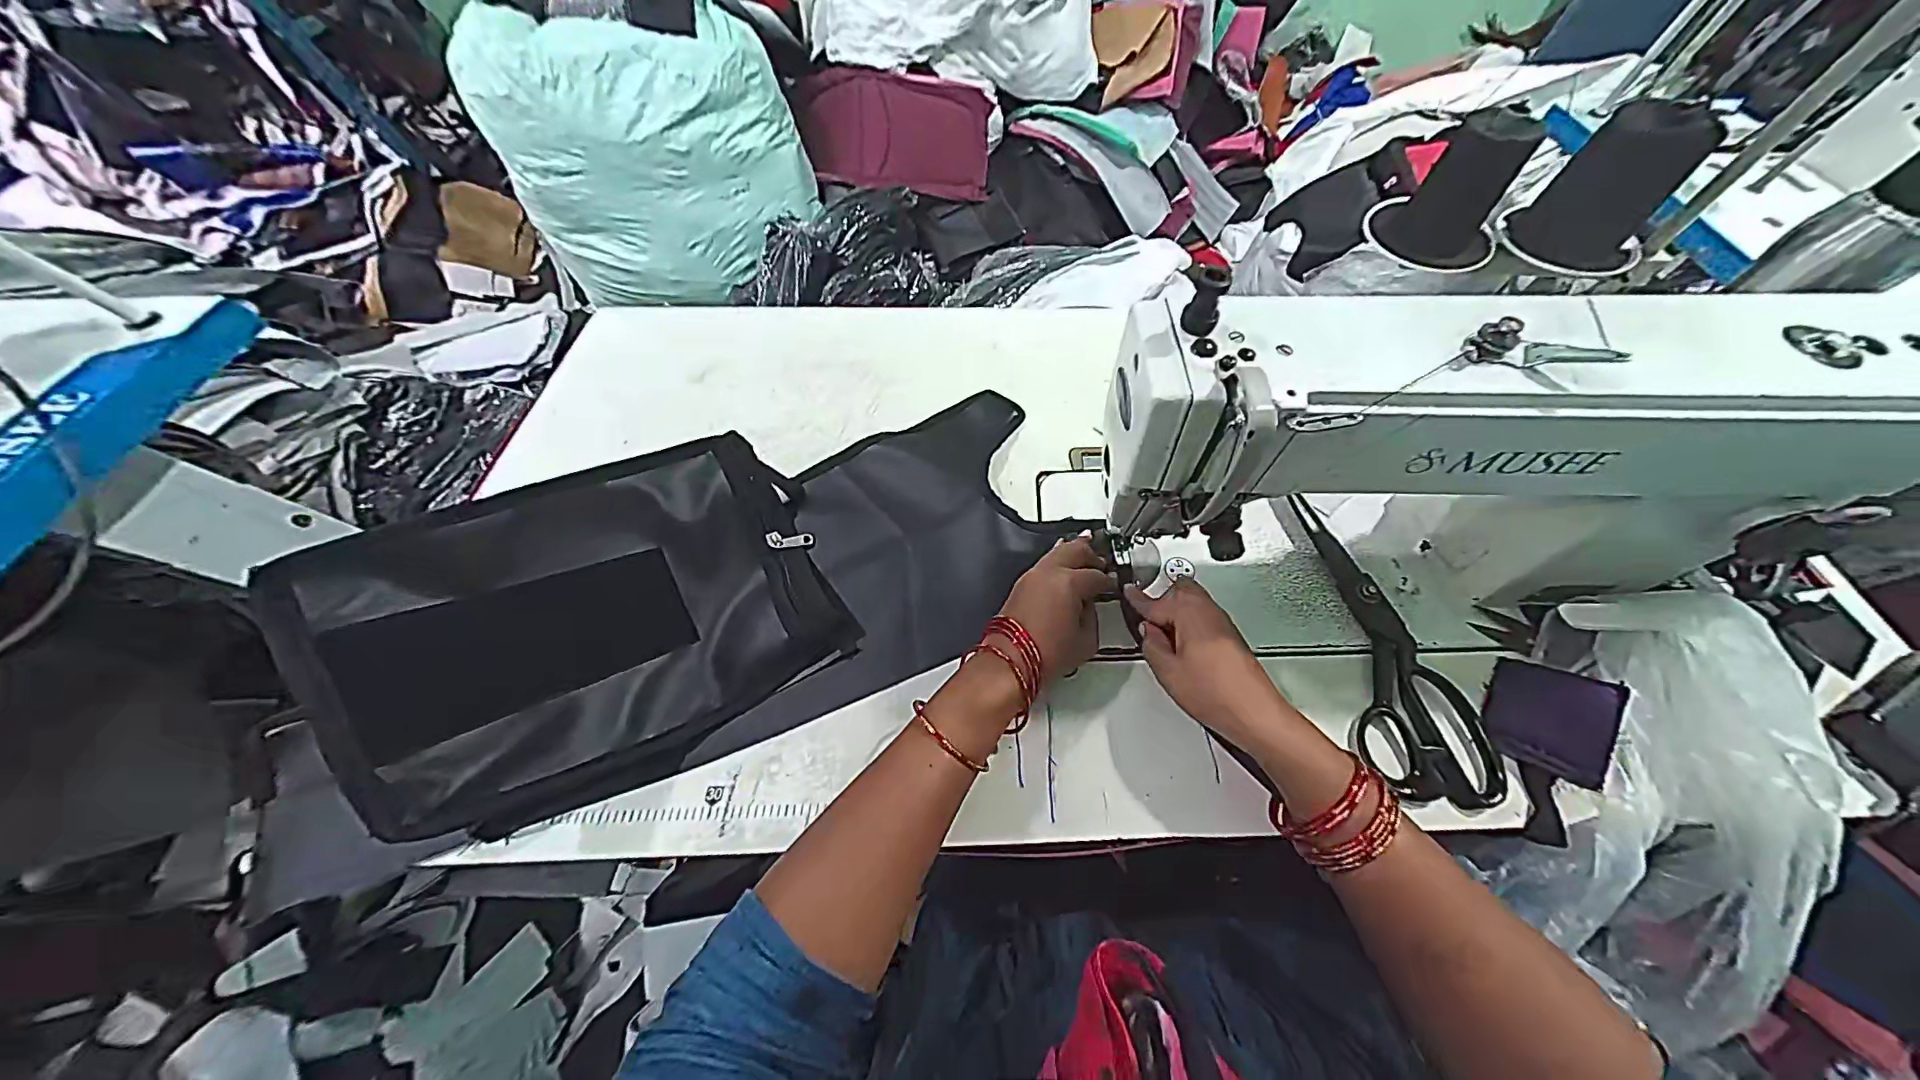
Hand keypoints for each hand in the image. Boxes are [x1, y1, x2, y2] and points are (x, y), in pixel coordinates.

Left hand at [993, 536, 1114, 685]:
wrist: (1011, 660)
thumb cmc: (1045, 653)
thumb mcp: (1087, 640)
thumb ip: (1092, 615)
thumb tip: (1088, 605)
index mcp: (1069, 582)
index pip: (1097, 575)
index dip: (1109, 580)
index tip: (1112, 584)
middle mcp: (1049, 572)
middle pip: (1076, 549)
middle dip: (1091, 554)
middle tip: (1102, 561)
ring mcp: (1032, 576)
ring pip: (1057, 552)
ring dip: (1073, 553)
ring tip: (1084, 556)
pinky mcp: (1021, 584)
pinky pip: (1045, 565)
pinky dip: (1057, 563)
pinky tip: (1064, 570)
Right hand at [1123, 579, 1289, 745]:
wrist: (1255, 713)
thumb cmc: (1219, 695)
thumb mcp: (1168, 672)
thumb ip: (1152, 646)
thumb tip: (1148, 633)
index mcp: (1191, 615)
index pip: (1157, 601)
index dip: (1138, 599)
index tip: (1130, 594)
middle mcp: (1210, 612)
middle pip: (1181, 590)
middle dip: (1162, 600)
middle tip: (1147, 617)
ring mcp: (1223, 624)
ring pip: (1194, 602)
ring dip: (1177, 613)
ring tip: (1165, 637)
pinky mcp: (1231, 637)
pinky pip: (1204, 618)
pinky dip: (1190, 624)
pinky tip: (1184, 647)